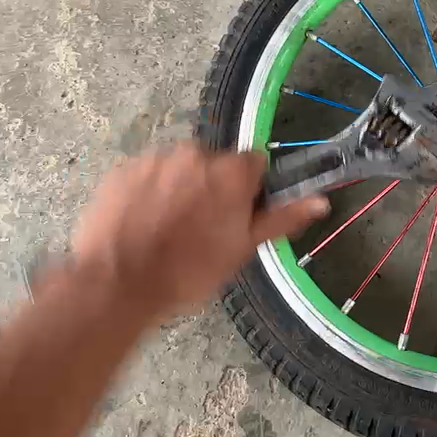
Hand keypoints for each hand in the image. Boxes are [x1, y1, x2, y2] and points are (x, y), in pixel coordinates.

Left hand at [68, 143, 327, 319]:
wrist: (116, 282)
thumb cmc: (186, 273)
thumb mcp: (242, 250)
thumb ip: (281, 219)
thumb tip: (320, 201)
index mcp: (231, 171)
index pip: (254, 163)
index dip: (249, 189)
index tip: (239, 214)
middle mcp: (195, 154)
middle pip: (215, 164)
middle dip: (212, 187)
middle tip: (202, 228)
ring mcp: (155, 159)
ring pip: (179, 168)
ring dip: (179, 188)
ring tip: (167, 229)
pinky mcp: (124, 169)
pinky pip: (146, 174)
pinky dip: (148, 192)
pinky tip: (143, 223)